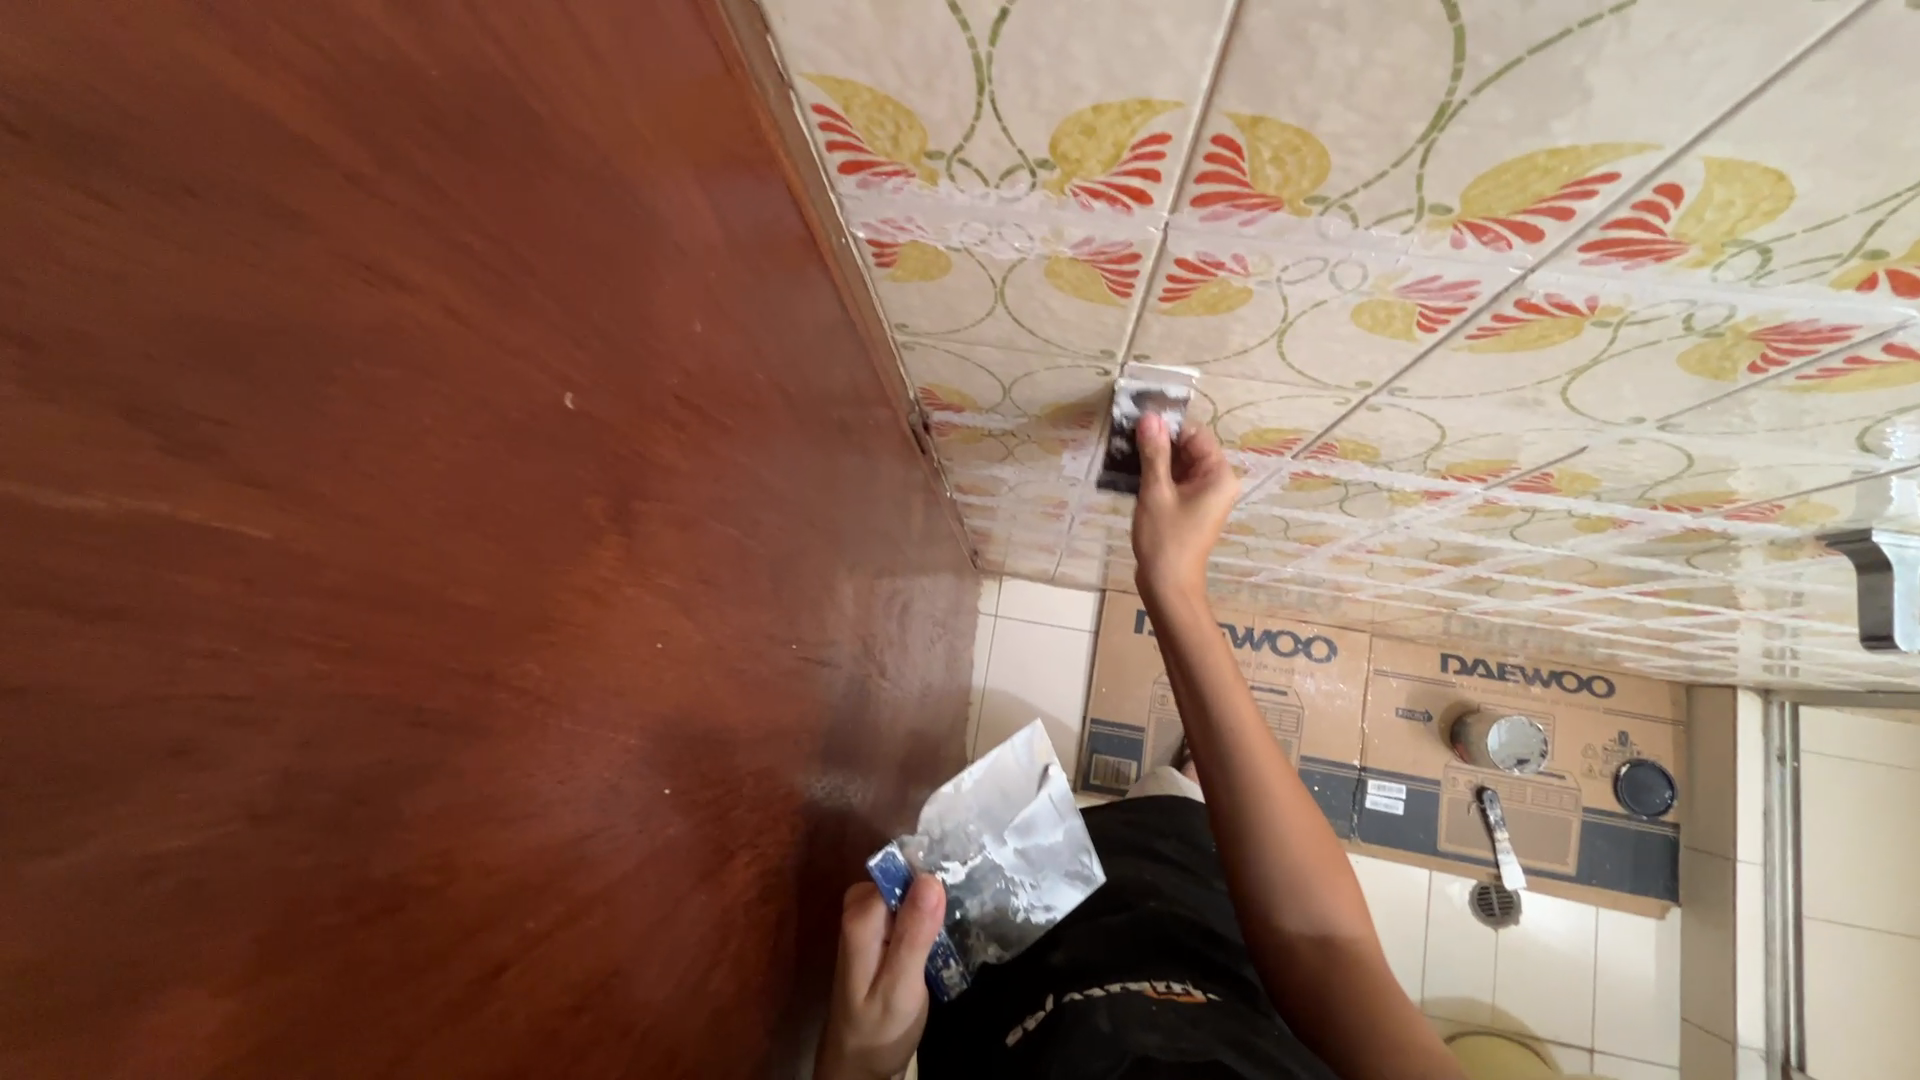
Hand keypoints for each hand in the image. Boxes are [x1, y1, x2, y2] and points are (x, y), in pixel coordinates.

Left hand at [815, 876, 947, 1079]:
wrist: (857, 1064)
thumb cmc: (879, 1030)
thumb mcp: (901, 986)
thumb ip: (915, 933)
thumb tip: (931, 877)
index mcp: (861, 915)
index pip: (902, 871)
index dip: (932, 876)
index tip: (961, 887)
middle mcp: (860, 907)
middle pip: (904, 876)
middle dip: (934, 889)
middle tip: (961, 914)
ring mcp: (868, 917)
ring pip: (908, 889)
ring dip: (933, 903)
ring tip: (959, 921)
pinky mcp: (879, 929)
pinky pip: (907, 906)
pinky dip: (927, 915)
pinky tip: (944, 932)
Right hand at [1132, 411, 1238, 598]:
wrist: (1168, 584)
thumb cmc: (1165, 539)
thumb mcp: (1156, 492)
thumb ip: (1154, 453)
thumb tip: (1150, 418)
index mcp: (1219, 475)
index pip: (1196, 435)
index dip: (1169, 426)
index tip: (1138, 421)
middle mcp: (1218, 482)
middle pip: (1189, 448)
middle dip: (1160, 441)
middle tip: (1127, 435)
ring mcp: (1205, 496)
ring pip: (1180, 464)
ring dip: (1156, 458)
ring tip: (1125, 451)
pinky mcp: (1190, 507)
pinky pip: (1176, 480)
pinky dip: (1157, 474)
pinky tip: (1133, 471)